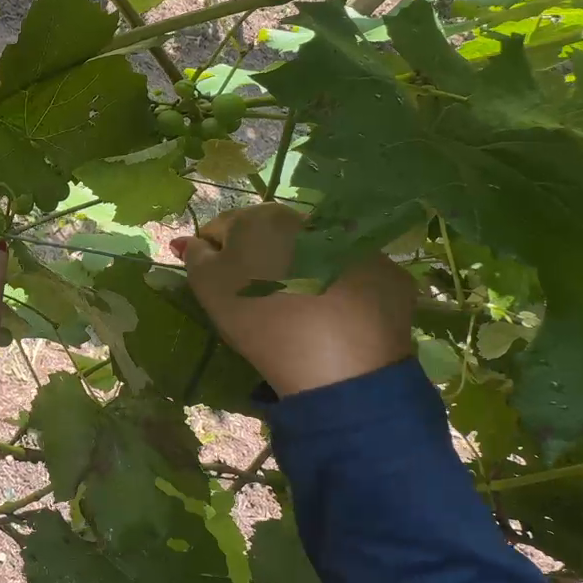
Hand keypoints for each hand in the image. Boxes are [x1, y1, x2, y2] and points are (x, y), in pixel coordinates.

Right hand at [177, 203, 414, 396]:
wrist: (339, 365)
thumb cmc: (258, 318)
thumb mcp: (206, 285)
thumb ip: (194, 254)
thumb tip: (193, 242)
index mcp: (261, 217)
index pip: (223, 228)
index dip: (215, 256)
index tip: (219, 285)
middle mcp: (309, 220)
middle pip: (271, 237)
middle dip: (261, 260)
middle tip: (257, 299)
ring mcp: (355, 245)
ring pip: (313, 254)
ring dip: (301, 272)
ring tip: (298, 310)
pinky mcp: (388, 274)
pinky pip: (351, 276)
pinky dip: (339, 289)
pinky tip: (332, 317)